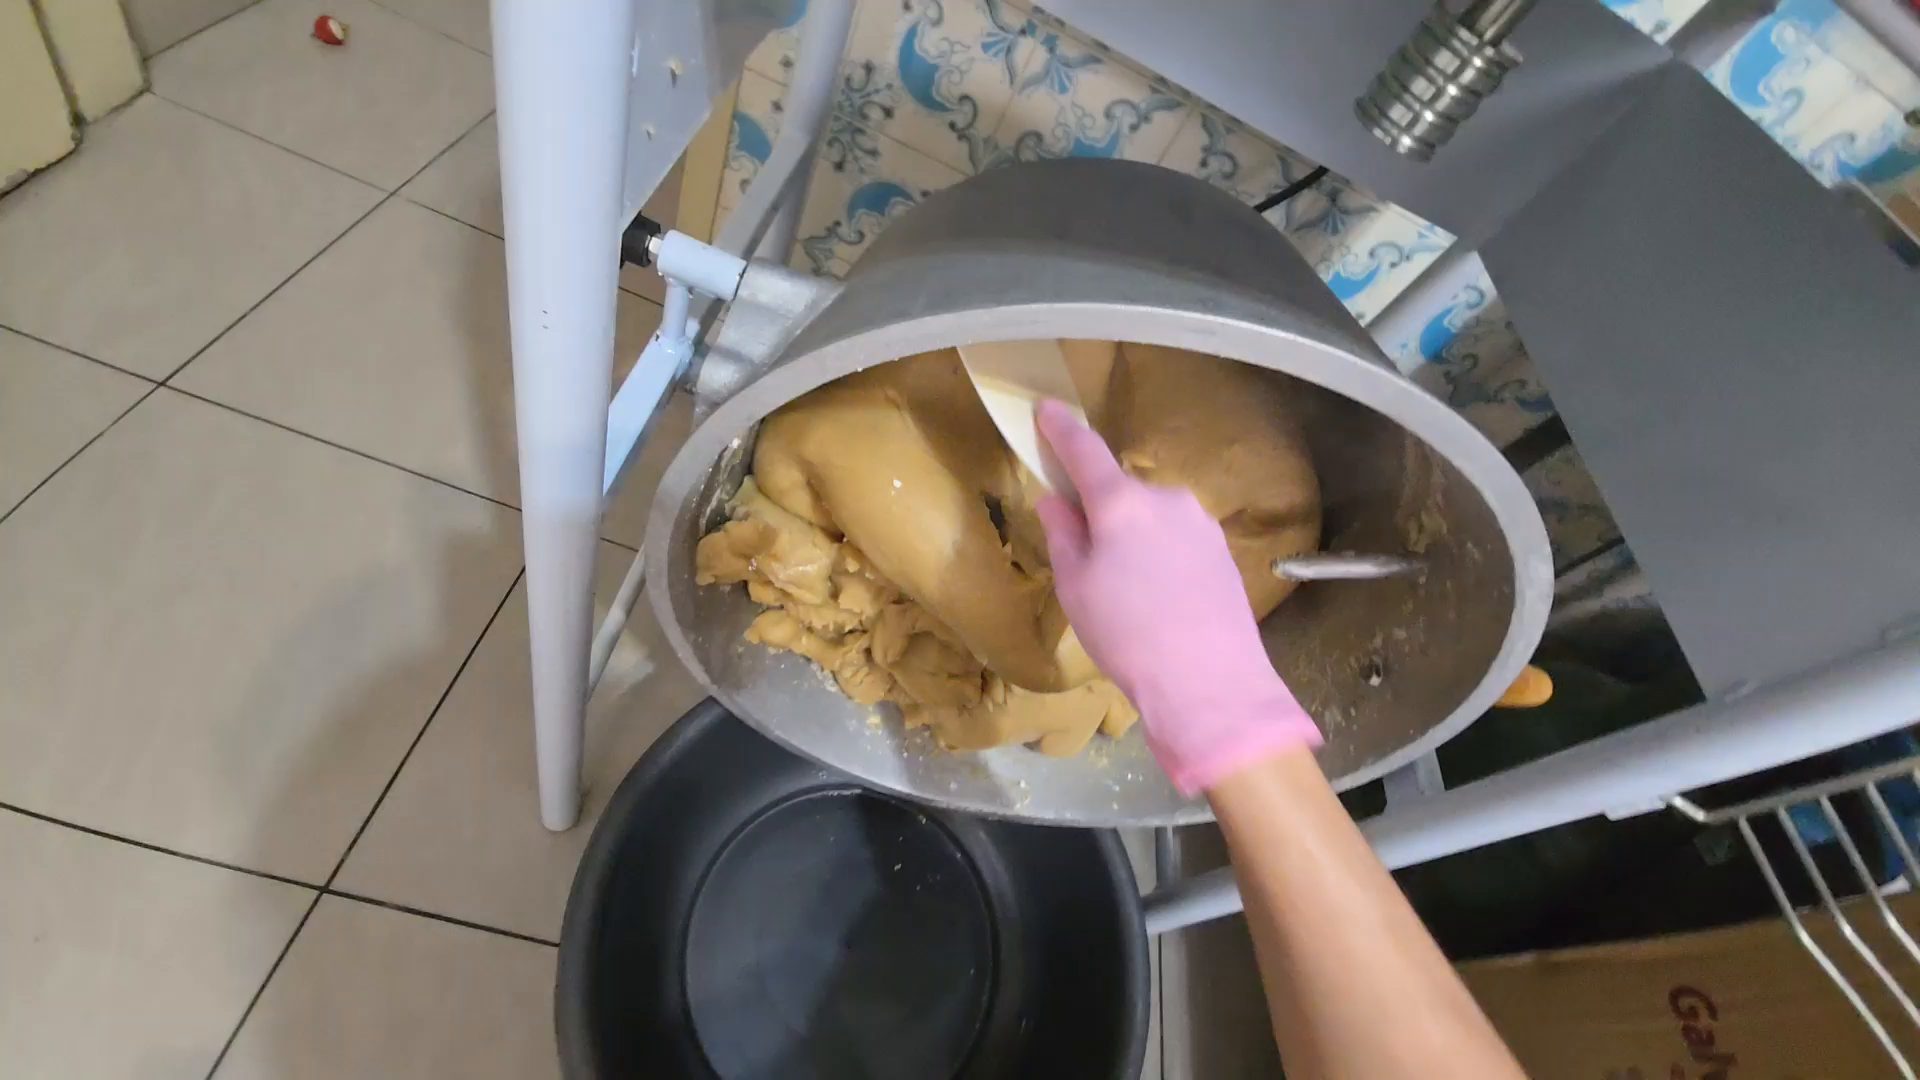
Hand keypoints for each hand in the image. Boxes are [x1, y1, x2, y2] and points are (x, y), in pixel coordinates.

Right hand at [1033, 400, 1321, 794]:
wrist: (1209, 683)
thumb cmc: (1126, 634)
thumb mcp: (1075, 587)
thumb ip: (1063, 535)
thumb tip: (1056, 500)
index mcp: (1122, 503)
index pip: (1084, 450)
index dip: (1061, 428)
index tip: (1046, 408)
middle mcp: (1166, 499)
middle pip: (1120, 491)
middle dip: (1100, 510)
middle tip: (1087, 558)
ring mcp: (1200, 522)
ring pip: (1151, 515)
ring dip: (1132, 534)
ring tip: (1128, 590)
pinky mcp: (1222, 549)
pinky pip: (1176, 536)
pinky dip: (1160, 552)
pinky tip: (1160, 597)